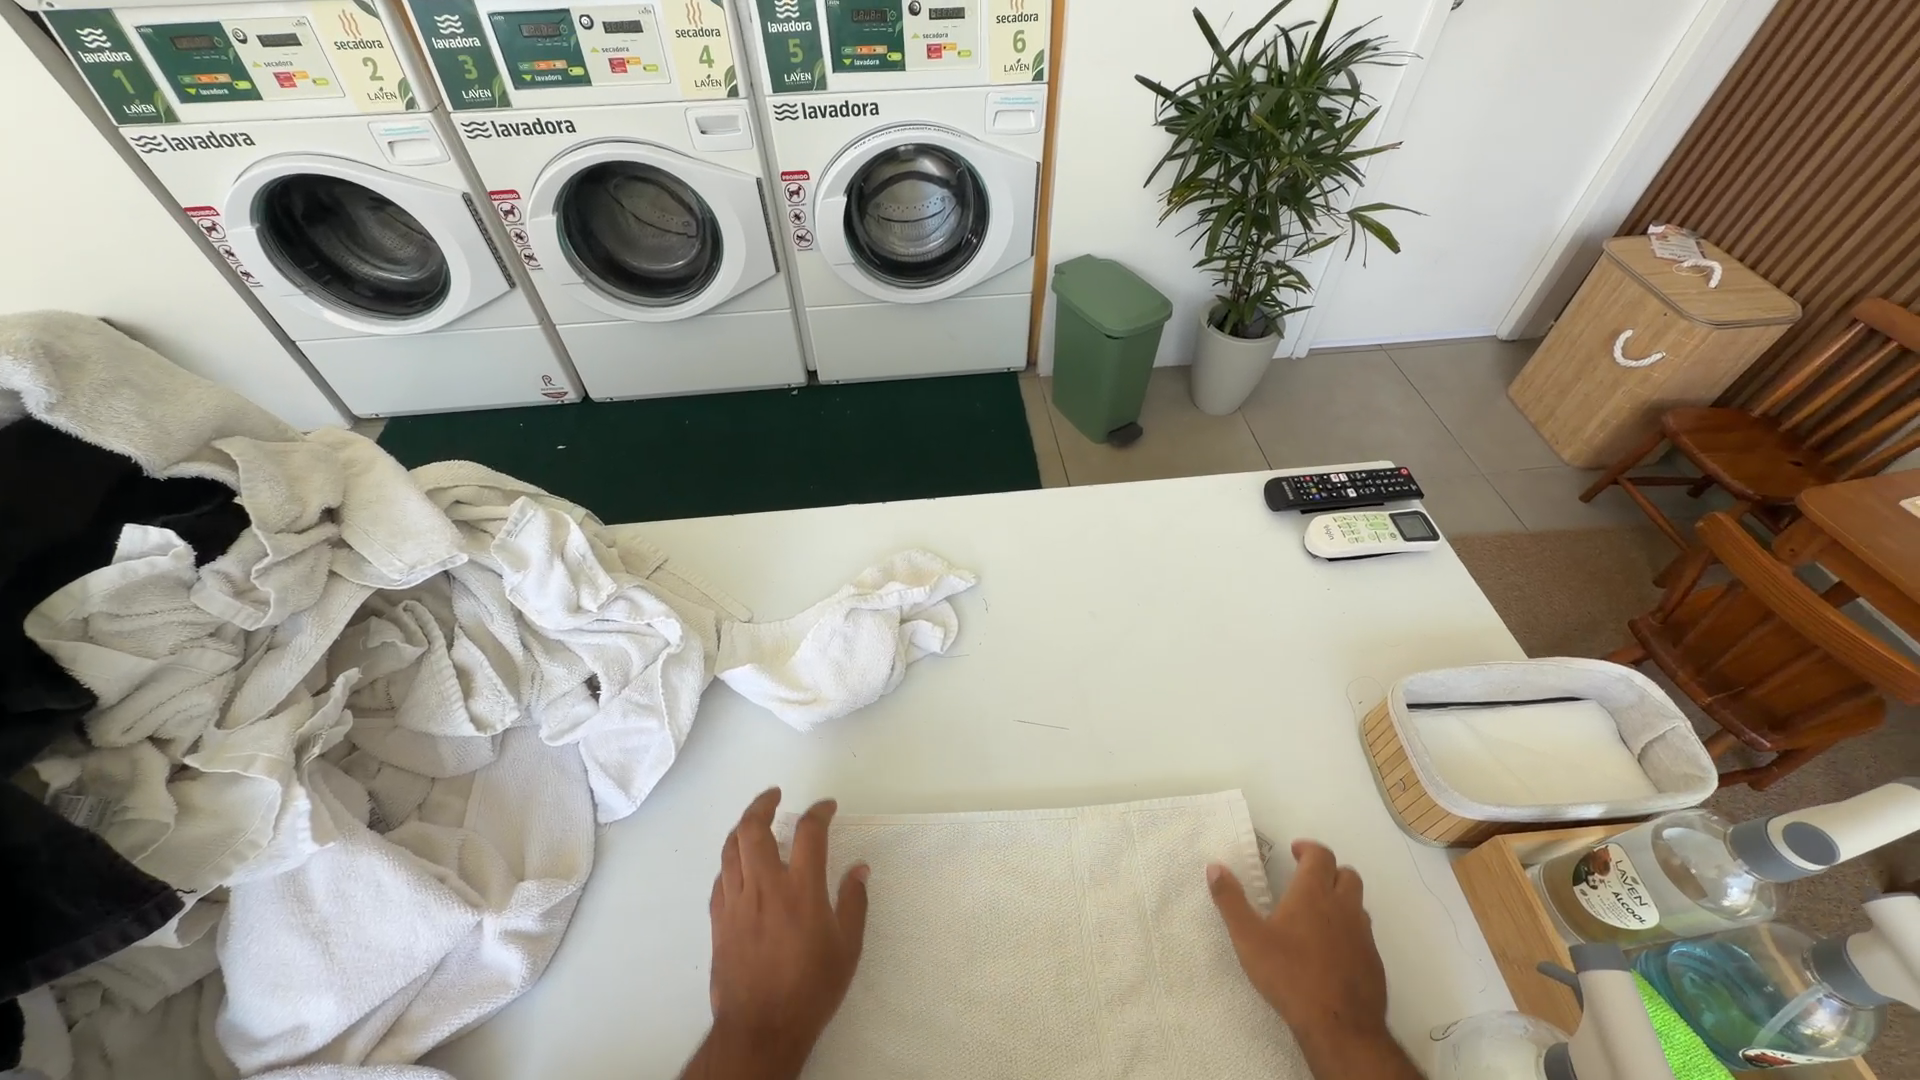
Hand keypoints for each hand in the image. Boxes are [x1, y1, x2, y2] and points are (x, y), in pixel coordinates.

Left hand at [686, 788, 868, 1079]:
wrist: (761, 1028)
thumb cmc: (811, 988)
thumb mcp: (848, 947)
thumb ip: (854, 902)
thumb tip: (860, 868)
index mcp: (801, 889)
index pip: (808, 832)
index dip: (819, 811)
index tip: (827, 807)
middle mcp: (765, 886)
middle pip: (753, 829)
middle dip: (763, 804)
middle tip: (775, 795)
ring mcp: (737, 902)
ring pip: (730, 849)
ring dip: (742, 827)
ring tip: (754, 821)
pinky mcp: (719, 921)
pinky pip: (720, 878)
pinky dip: (731, 862)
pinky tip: (739, 865)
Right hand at [1208, 841, 1395, 1060]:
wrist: (1340, 1027)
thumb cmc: (1289, 975)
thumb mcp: (1248, 938)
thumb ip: (1230, 900)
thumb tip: (1215, 867)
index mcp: (1314, 894)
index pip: (1321, 856)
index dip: (1309, 848)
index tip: (1295, 851)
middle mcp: (1343, 908)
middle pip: (1347, 875)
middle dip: (1329, 871)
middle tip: (1307, 879)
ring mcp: (1363, 936)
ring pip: (1358, 905)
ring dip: (1341, 900)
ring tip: (1317, 914)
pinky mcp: (1374, 962)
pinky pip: (1363, 935)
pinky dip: (1349, 931)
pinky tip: (1331, 951)